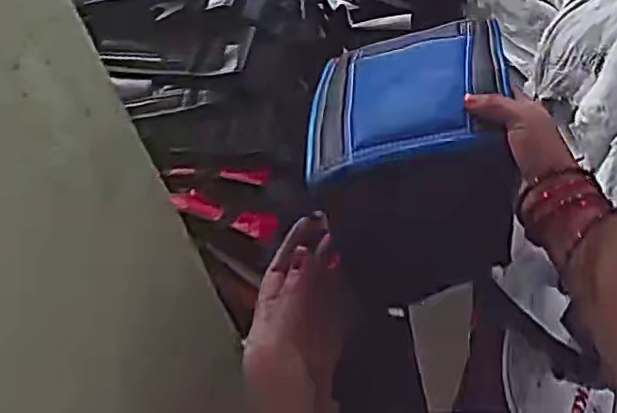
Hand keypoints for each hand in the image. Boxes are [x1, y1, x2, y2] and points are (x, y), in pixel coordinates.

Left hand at [243, 216, 349, 412]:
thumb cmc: (273, 395)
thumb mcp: (278, 336)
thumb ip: (292, 295)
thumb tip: (305, 257)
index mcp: (266, 315)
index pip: (279, 266)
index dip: (293, 241)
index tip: (309, 220)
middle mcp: (287, 319)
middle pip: (302, 273)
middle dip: (316, 245)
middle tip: (331, 222)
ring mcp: (309, 331)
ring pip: (322, 287)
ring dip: (332, 262)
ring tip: (342, 238)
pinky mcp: (329, 344)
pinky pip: (338, 308)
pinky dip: (345, 288)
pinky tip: (350, 274)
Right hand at [465, 93, 580, 181]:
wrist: (546, 192)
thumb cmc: (544, 151)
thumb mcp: (520, 117)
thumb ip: (495, 104)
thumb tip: (469, 99)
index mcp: (530, 110)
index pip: (506, 92)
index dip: (488, 90)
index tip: (468, 91)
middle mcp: (522, 127)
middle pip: (494, 114)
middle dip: (477, 114)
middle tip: (460, 113)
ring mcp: (513, 148)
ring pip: (487, 135)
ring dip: (474, 135)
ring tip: (458, 131)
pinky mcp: (504, 167)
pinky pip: (484, 155)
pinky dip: (475, 153)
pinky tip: (465, 150)